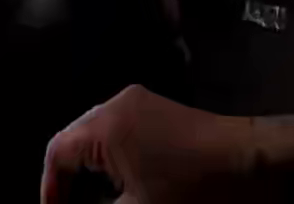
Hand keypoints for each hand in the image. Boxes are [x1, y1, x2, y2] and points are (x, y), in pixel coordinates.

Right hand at [42, 87, 258, 203]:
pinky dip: (108, 159)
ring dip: (88, 172)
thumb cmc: (187, 188)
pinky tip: (119, 188)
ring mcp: (139, 102)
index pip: (57, 151)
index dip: (50, 191)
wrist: (242, 160)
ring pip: (95, 135)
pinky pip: (116, 131)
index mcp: (107, 122)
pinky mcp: (155, 109)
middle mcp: (118, 102)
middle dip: (68, 181)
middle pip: (74, 139)